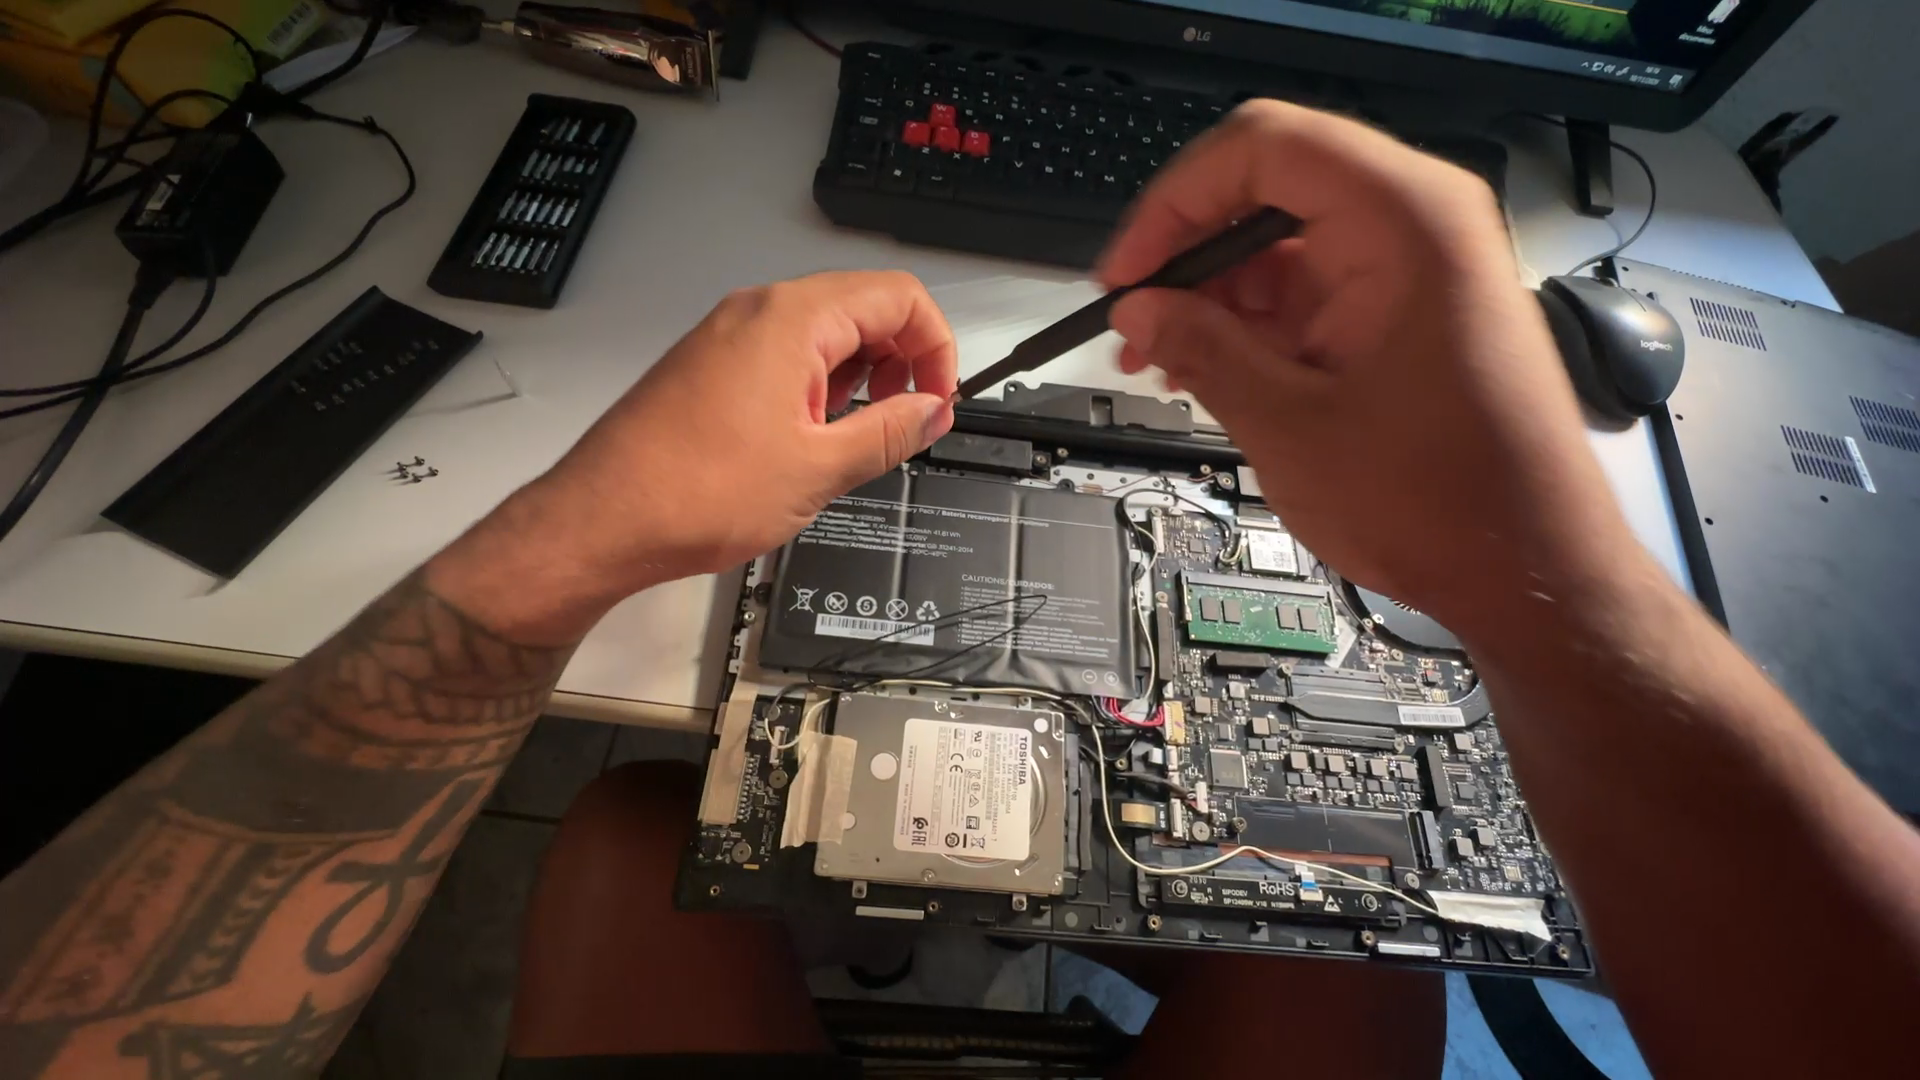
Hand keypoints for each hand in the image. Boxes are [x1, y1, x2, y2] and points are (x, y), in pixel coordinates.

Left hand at [430, 271, 956, 641]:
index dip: (936, 346)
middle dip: (903, 361)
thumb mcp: (818, 467)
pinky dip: (821, 387)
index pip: (897, 297)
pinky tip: (818, 435)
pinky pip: (788, 358)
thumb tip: (933, 411)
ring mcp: (731, 337)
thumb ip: (889, 432)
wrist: (601, 522)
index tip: (939, 402)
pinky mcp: (714, 366)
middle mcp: (759, 312)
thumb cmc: (699, 492)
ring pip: (825, 335)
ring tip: (862, 436)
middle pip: (863, 308)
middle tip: (907, 422)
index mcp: (792, 320)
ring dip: (862, 376)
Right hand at [1100, 101, 1637, 639]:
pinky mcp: (1394, 316)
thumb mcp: (1287, 423)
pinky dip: (1245, 329)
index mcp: (1403, 223)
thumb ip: (1202, 349)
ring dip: (1208, 302)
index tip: (1126, 272)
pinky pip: (1300, 296)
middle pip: (1264, 196)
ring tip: (1161, 362)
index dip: (1173, 204)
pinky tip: (1206, 372)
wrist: (1518, 567)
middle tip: (1134, 324)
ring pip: (1275, 251)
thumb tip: (1141, 310)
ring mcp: (1405, 272)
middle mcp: (1413, 227)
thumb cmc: (1436, 503)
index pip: (1261, 149)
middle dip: (1184, 260)